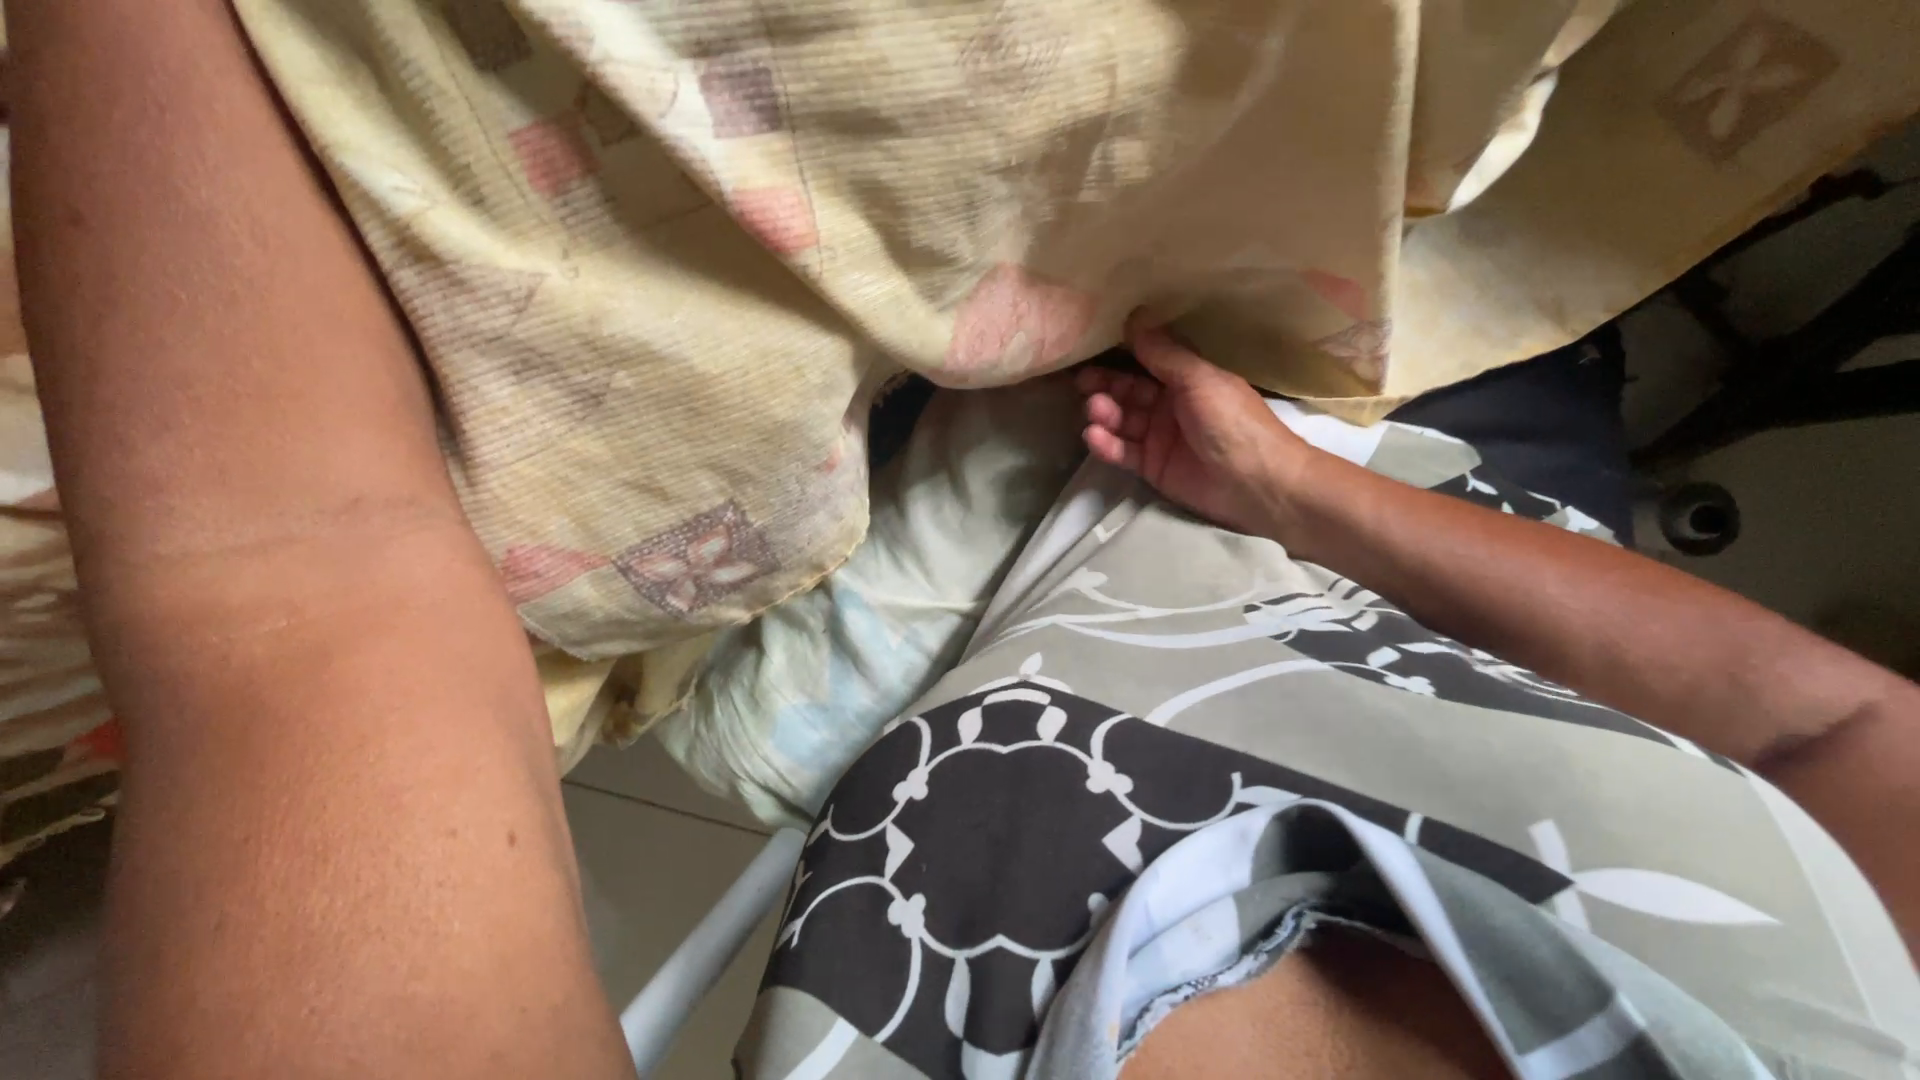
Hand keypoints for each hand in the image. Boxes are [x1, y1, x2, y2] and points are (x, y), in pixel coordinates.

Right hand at [1076, 315, 1316, 536]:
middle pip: (1128, 392)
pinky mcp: (1152, 467)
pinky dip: (1107, 445)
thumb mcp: (1200, 380)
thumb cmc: (1234, 423)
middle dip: (1105, 387)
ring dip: (1105, 415)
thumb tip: (1135, 316)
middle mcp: (1170, 405)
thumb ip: (1164, 353)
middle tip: (1083, 384)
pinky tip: (1095, 438)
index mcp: (1187, 379)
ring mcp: (1159, 437)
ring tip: (1095, 412)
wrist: (1257, 484)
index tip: (1091, 349)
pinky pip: (1123, 452)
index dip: (1120, 356)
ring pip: (1122, 421)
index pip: (1147, 362)